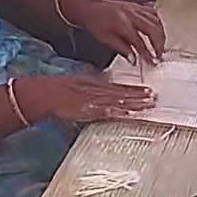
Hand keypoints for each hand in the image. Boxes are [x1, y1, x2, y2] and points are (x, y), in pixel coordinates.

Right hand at [12, 75, 154, 123]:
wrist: (41, 93)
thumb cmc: (56, 90)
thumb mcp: (77, 83)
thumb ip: (91, 87)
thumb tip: (104, 89)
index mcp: (94, 83)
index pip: (118, 87)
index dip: (134, 89)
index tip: (148, 90)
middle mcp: (96, 90)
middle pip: (122, 93)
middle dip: (139, 96)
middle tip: (155, 97)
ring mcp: (92, 100)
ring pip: (118, 101)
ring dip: (134, 103)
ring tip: (148, 104)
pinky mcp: (86, 110)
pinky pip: (105, 112)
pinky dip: (117, 112)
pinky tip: (127, 113)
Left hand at [62, 0, 165, 64]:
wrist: (88, 6)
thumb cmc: (94, 21)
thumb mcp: (106, 39)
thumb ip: (122, 49)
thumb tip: (133, 60)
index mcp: (122, 23)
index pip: (140, 42)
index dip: (147, 54)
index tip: (152, 62)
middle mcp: (131, 14)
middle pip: (153, 29)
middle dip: (159, 45)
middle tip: (158, 56)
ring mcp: (135, 8)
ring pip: (155, 20)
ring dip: (160, 35)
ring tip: (159, 46)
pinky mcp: (136, 5)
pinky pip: (152, 12)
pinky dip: (157, 23)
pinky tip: (157, 30)